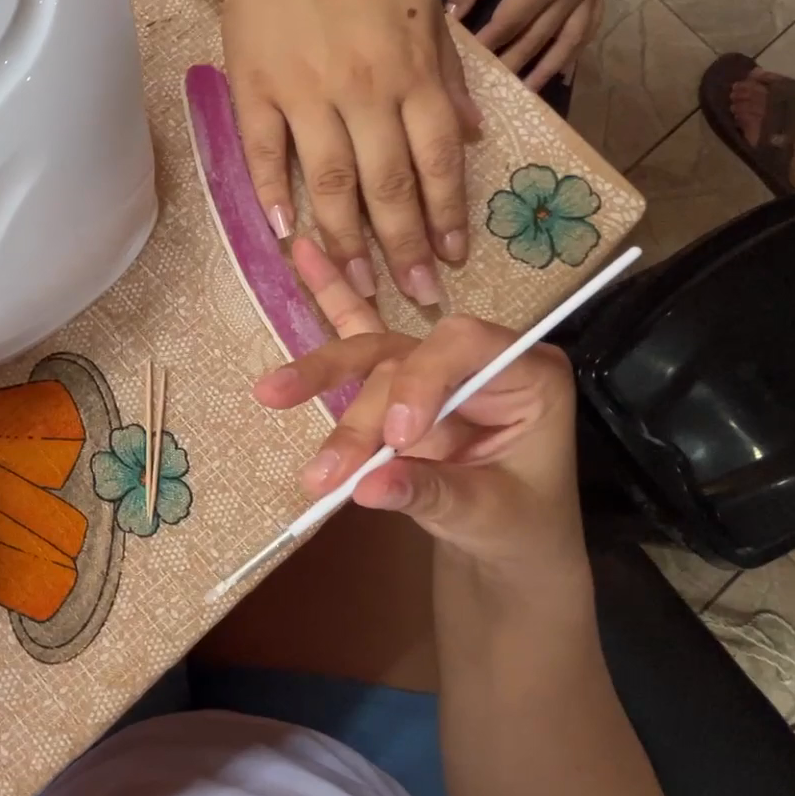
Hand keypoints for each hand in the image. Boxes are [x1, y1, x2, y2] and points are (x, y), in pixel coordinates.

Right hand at [219, 0, 481, 306]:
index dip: (447, 214)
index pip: (436, 160)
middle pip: (388, 186)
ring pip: (331, 183)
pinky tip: (283, 233)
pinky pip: (266, 156)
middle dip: (404, 247)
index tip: (454, 258)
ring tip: (356, 286)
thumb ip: (447, 72)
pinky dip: (274, 195)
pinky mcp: (255, 96)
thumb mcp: (425, 1)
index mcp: (409, 70)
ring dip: (345, 242)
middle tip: (414, 296)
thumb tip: (472, 135)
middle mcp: (362, 92)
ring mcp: (303, 97)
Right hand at [253, 239, 583, 569]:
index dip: (421, 382)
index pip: (463, 347)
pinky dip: (328, 299)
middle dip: (359, 415)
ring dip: (317, 377)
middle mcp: (473, 361)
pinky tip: (302, 255)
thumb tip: (365, 485)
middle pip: (401, 360)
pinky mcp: (392, 382)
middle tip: (327, 471)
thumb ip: (429, 492)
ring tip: (270, 394)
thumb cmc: (516, 527)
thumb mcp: (486, 517)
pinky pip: (356, 335)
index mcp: (524, 376)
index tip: (398, 438)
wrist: (503, 541)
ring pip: (366, 353)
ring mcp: (428, 367)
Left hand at [447, 0, 608, 91]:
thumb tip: (448, 21)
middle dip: (509, 70)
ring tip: (522, 101)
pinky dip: (572, 57)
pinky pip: (586, 31)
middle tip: (482, 102)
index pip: (508, 25)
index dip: (483, 50)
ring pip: (566, 43)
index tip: (458, 76)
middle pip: (536, 41)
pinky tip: (560, 79)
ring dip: (543, 73)